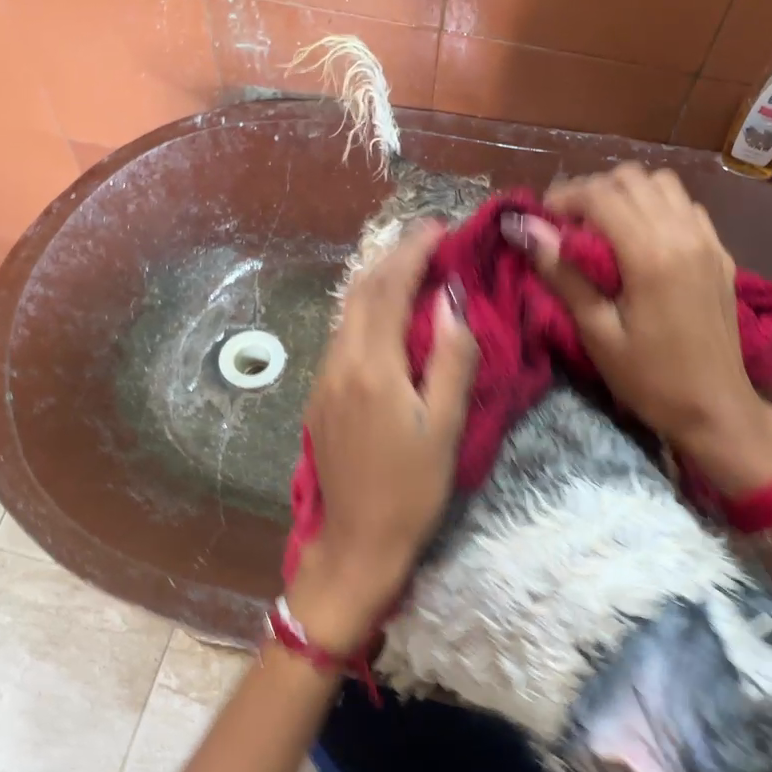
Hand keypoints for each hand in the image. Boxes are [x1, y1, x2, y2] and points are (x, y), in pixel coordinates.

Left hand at [290, 221, 478, 650]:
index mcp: (371, 367)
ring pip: (346, 316)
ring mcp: (323, 383)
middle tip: (428, 241)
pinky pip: (341, 341)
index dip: (412, 252)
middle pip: (360, 294)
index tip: (439, 228)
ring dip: (376, 286)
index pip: (388, 289)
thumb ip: (449, 360)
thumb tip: (451, 302)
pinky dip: (365, 316)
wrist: (357, 543)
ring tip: (411, 271)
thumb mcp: (444, 427)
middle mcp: (338, 365)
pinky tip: (386, 320)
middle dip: (392, 259)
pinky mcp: (320, 402)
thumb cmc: (411, 491)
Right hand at [511, 163, 771, 494]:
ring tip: (602, 229)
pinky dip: (657, 209)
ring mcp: (708, 240)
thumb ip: (564, 276)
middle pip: (633, 179)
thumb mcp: (597, 333)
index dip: (564, 198)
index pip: (602, 195)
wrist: (714, 406)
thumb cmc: (648, 379)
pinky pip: (685, 208)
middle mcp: (683, 233)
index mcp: (651, 254)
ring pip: (663, 184)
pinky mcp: (720, 254)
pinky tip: (641, 242)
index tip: (540, 220)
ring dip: (627, 194)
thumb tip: (528, 232)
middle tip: (567, 225)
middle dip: (593, 191)